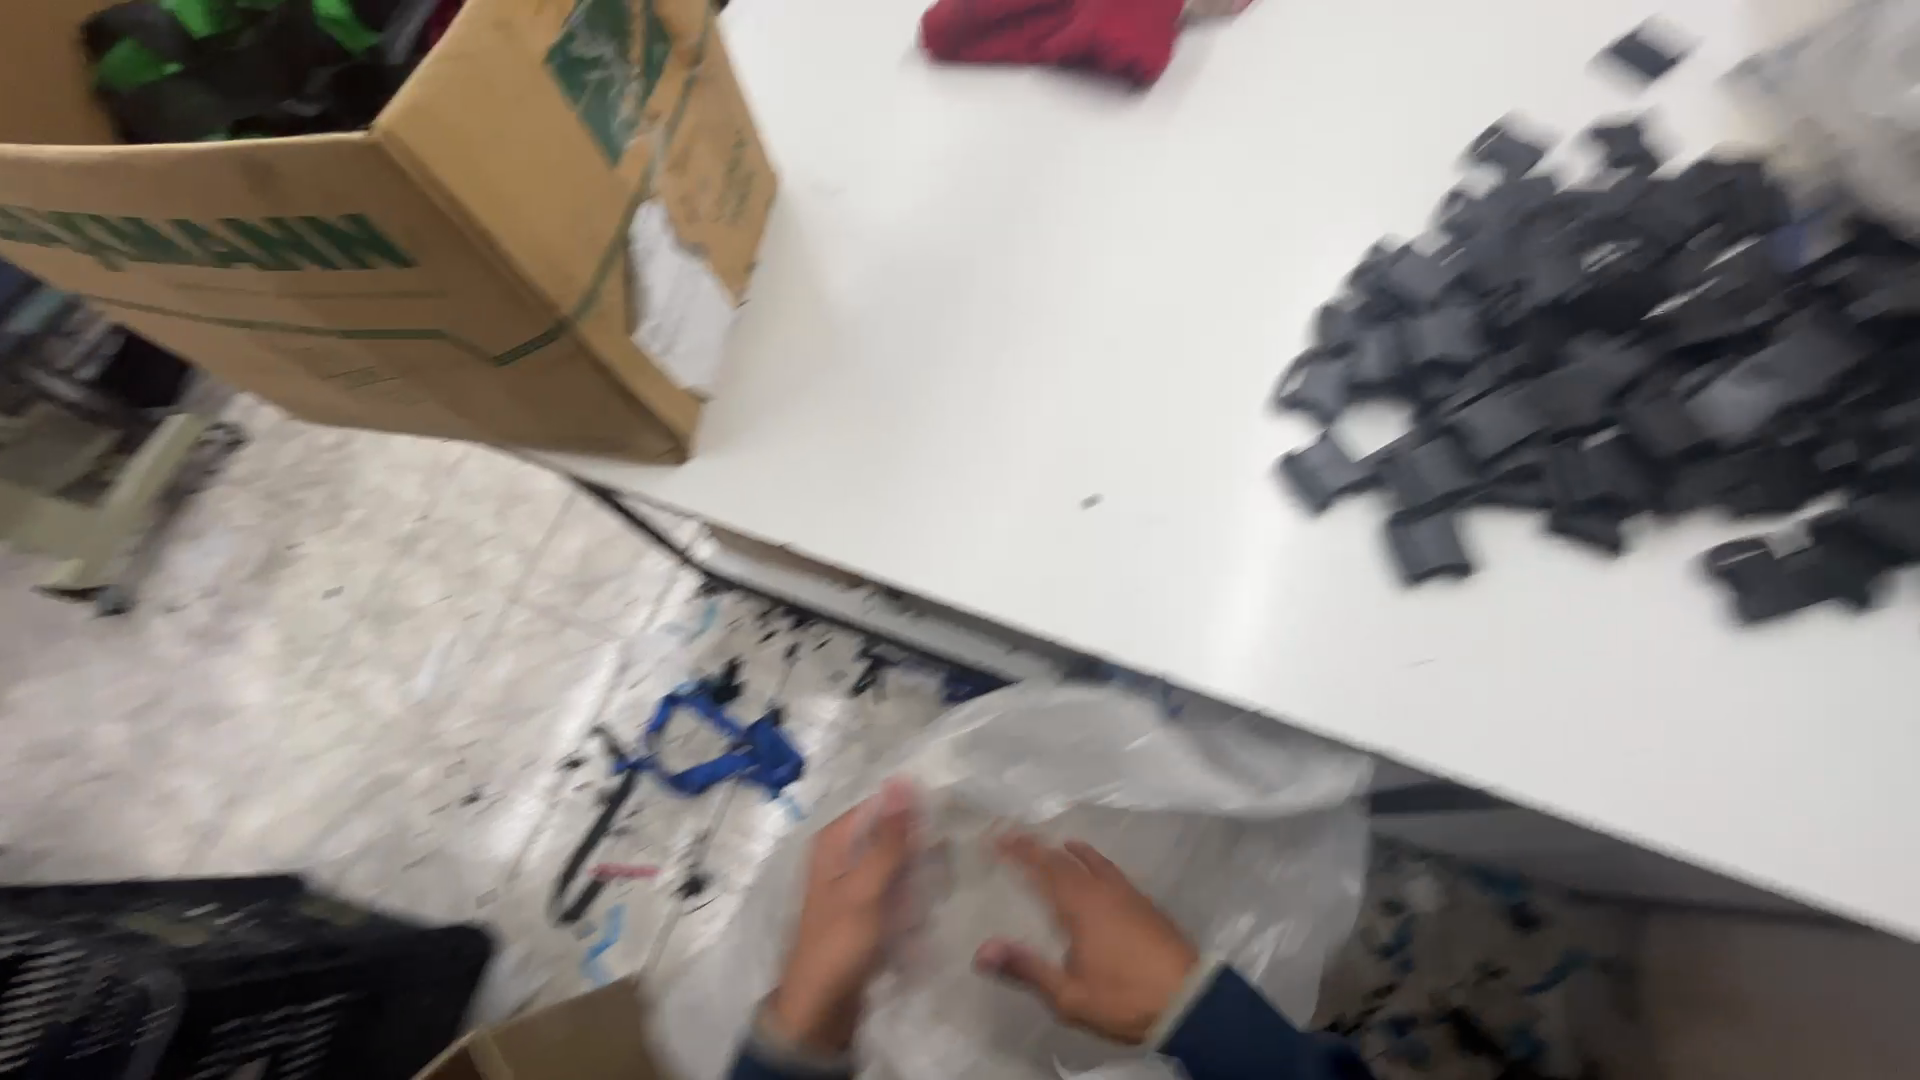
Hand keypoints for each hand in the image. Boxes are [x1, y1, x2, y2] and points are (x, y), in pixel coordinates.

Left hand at [765, 778, 919, 1053]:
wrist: (819, 1010)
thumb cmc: (839, 944)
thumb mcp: (867, 888)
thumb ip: (888, 837)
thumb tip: (901, 780)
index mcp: (835, 840)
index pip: (882, 805)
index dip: (913, 812)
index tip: (944, 826)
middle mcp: (843, 853)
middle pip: (892, 834)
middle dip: (917, 851)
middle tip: (938, 870)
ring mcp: (855, 881)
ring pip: (899, 864)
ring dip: (917, 879)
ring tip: (926, 899)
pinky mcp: (867, 907)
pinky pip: (897, 890)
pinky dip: (909, 900)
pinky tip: (918, 918)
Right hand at [973, 831, 1198, 1045]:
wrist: (1189, 1000)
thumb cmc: (1124, 997)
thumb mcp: (1069, 994)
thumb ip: (1026, 969)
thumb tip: (982, 951)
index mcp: (1079, 904)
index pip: (1043, 867)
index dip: (1019, 850)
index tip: (997, 836)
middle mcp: (1101, 889)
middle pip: (1065, 860)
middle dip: (1039, 847)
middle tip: (1017, 837)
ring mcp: (1128, 894)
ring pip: (1094, 862)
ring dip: (1072, 852)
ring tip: (1061, 844)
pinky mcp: (1146, 905)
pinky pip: (1112, 871)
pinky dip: (1096, 862)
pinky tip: (1100, 872)